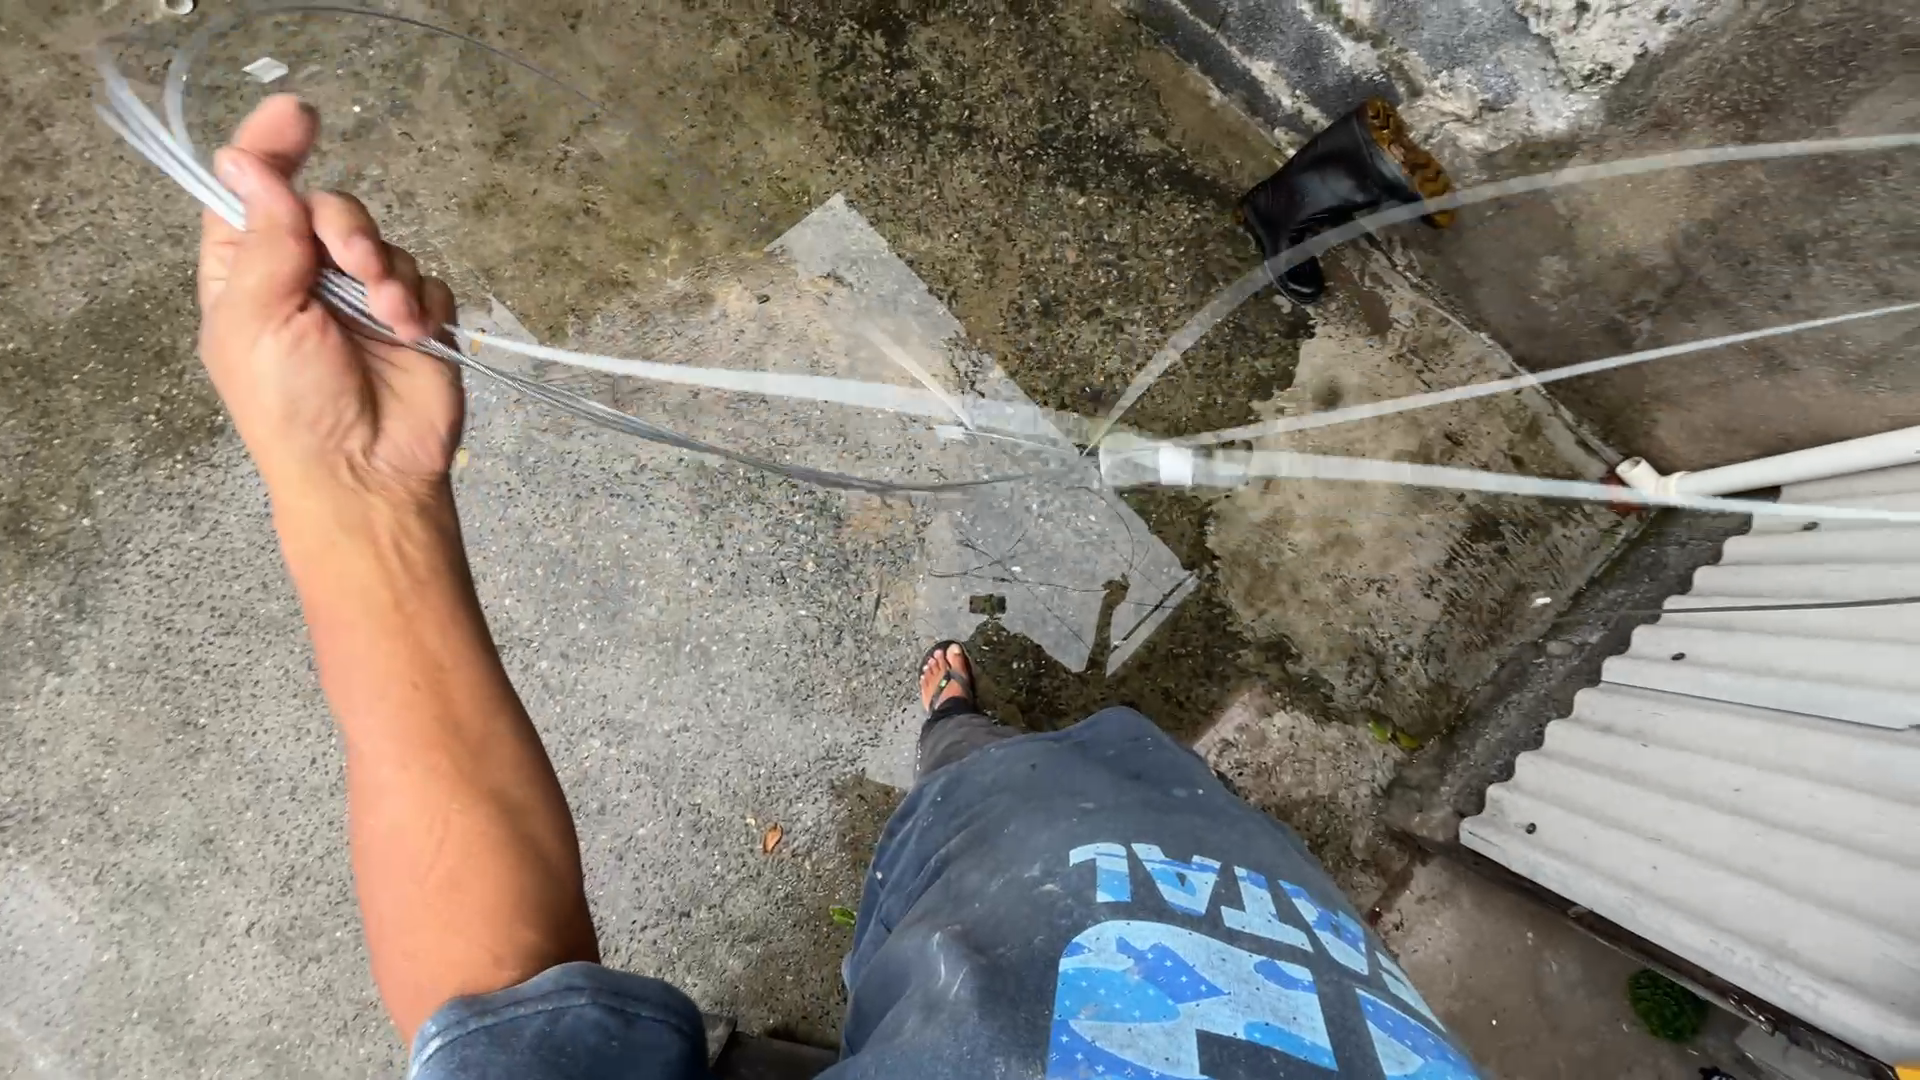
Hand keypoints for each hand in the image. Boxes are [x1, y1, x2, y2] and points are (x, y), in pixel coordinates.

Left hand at [198, 95, 461, 511]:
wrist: (369, 465)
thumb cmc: (292, 401)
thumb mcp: (257, 318)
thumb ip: (265, 241)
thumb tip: (246, 160)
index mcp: (251, 270)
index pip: (255, 193)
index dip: (270, 150)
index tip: (299, 115)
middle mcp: (312, 277)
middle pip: (332, 210)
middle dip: (348, 228)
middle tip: (355, 262)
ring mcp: (371, 302)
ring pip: (390, 246)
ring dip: (391, 275)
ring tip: (392, 319)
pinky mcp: (423, 325)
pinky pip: (433, 285)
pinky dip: (426, 302)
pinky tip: (417, 331)